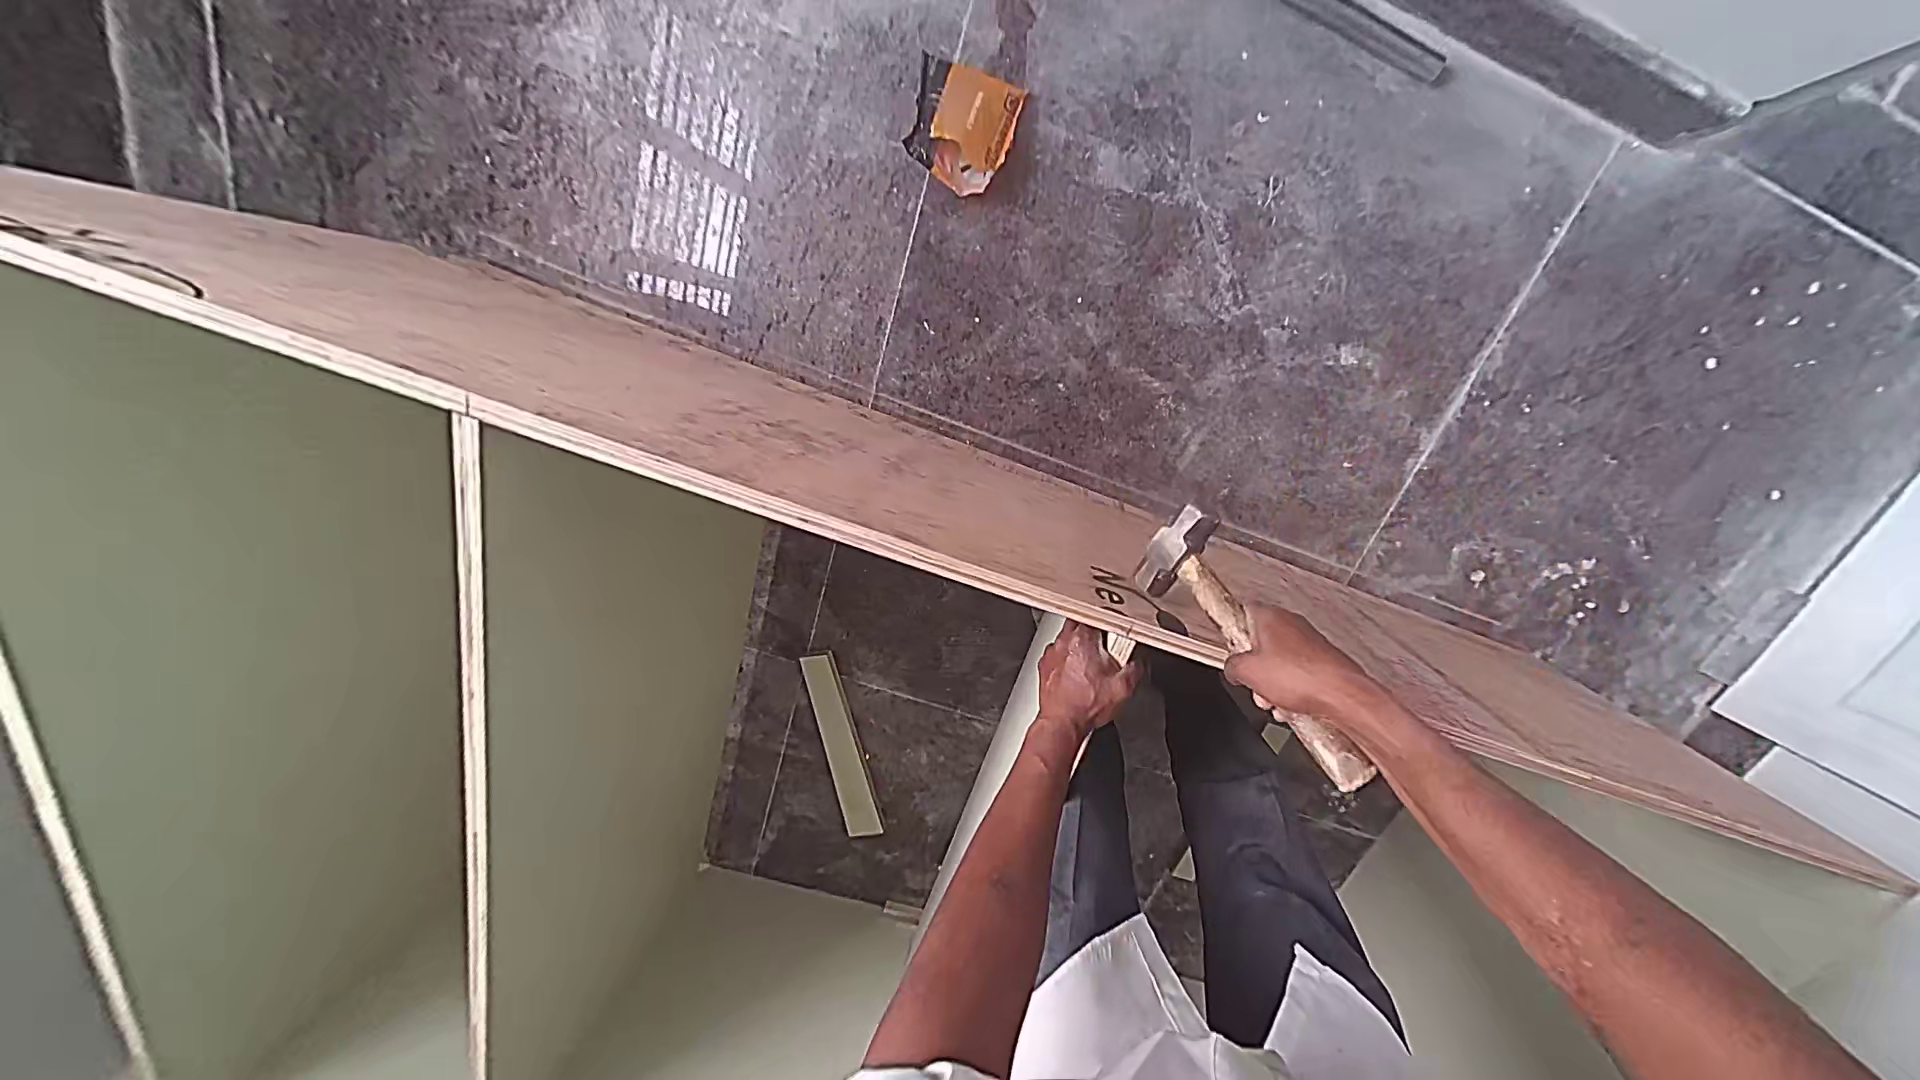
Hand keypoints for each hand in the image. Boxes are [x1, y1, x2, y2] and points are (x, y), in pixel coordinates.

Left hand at [1036, 621, 1141, 738]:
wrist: (1062, 723)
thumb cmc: (1086, 706)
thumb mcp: (1123, 688)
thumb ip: (1136, 668)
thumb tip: (1139, 660)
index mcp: (1084, 639)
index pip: (1097, 615)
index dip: (1109, 620)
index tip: (1115, 628)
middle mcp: (1064, 641)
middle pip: (1079, 622)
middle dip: (1092, 629)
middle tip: (1103, 641)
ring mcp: (1052, 653)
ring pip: (1066, 637)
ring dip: (1078, 644)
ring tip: (1090, 660)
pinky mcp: (1044, 665)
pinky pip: (1057, 653)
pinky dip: (1066, 658)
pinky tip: (1075, 672)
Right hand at [1223, 605, 1380, 718]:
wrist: (1345, 697)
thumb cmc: (1303, 678)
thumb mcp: (1247, 672)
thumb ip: (1231, 667)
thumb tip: (1232, 669)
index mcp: (1270, 617)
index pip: (1242, 612)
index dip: (1232, 632)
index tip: (1229, 647)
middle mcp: (1292, 624)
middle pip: (1259, 643)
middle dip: (1254, 668)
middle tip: (1253, 682)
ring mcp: (1310, 642)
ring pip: (1279, 661)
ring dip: (1272, 682)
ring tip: (1274, 700)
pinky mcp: (1324, 661)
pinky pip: (1298, 672)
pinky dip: (1291, 688)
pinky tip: (1291, 704)